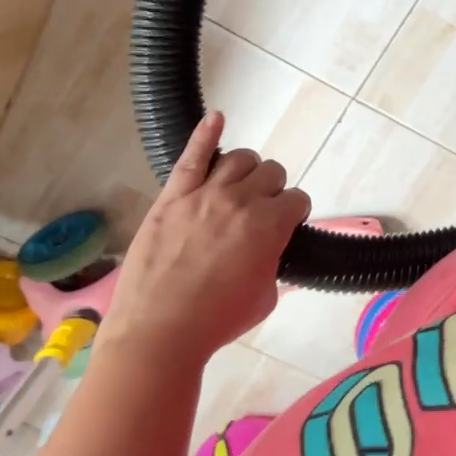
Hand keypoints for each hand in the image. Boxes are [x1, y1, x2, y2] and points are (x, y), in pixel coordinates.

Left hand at [100, 111, 309, 365]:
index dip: (294, 214)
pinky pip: (192, 157)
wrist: (156, 337)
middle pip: (272, 172)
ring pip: (240, 159)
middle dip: (273, 190)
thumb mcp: (266, 295)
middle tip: (260, 214)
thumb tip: (269, 247)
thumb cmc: (217, 322)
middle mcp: (241, 200)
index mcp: (270, 224)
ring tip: (240, 187)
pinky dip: (206, 133)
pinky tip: (216, 118)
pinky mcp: (171, 199)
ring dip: (248, 170)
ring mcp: (204, 195)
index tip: (285, 228)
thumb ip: (274, 260)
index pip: (298, 199)